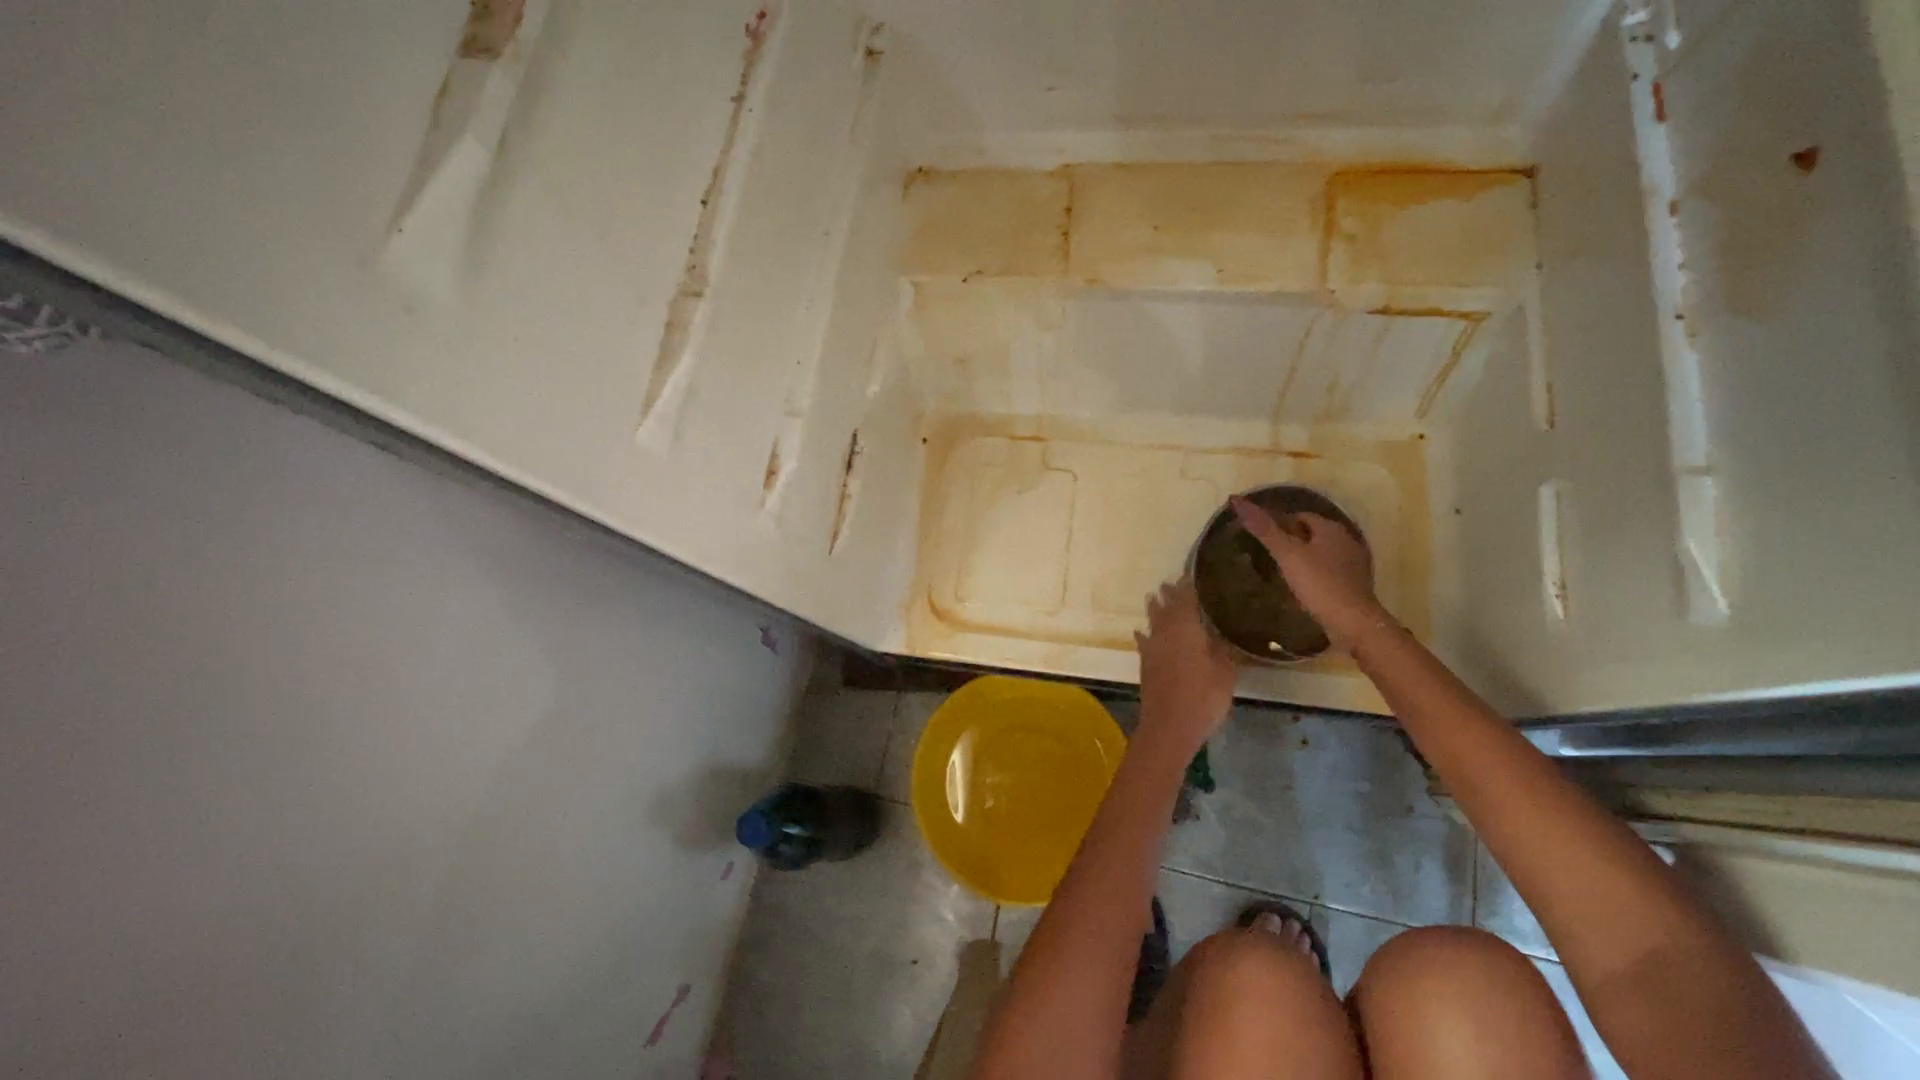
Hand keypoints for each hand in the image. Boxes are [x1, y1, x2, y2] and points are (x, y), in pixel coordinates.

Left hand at [1134, 579, 1236, 747]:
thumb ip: (1222, 651)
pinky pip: (1144, 642)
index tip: (1188, 574)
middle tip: (1169, 582)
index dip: (1187, 587)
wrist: (1169, 726)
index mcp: (1187, 629)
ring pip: (1153, 623)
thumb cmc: (1203, 697)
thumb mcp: (1225, 673)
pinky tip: (1141, 632)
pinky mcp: (1146, 666)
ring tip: (1153, 596)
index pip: (1186, 600)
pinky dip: (1144, 635)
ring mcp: (1153, 650)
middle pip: (1166, 609)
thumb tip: (1219, 637)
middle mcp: (1166, 634)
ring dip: (1154, 609)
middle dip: (1168, 595)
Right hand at [1229, 497, 1387, 651]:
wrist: (1352, 623)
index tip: (1262, 539)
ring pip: (1322, 553)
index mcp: (1331, 528)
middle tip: (1269, 557)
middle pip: (1312, 534)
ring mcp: (1354, 562)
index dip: (1280, 524)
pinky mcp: (1356, 583)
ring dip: (1304, 559)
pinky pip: (1330, 571)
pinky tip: (1304, 589)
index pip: (1300, 516)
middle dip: (1292, 541)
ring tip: (1282, 574)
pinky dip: (1316, 574)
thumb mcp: (1287, 555)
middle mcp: (1346, 540)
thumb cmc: (1319, 584)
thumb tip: (1236, 500)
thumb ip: (1264, 529)